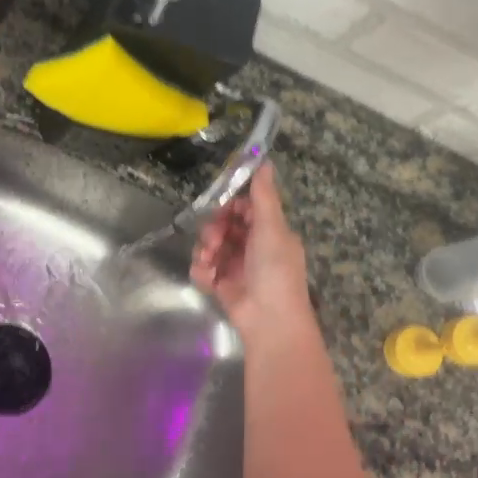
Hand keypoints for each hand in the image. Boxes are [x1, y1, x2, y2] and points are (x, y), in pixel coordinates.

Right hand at [190, 165, 314, 337]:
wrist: (268, 317)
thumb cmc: (275, 270)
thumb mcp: (270, 228)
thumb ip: (263, 196)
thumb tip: (264, 159)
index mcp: (269, 232)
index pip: (245, 209)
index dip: (231, 206)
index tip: (221, 208)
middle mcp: (252, 246)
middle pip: (222, 226)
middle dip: (214, 230)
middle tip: (214, 240)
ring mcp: (234, 266)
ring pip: (209, 246)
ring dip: (205, 250)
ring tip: (210, 261)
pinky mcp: (220, 284)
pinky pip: (202, 268)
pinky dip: (202, 271)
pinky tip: (209, 278)